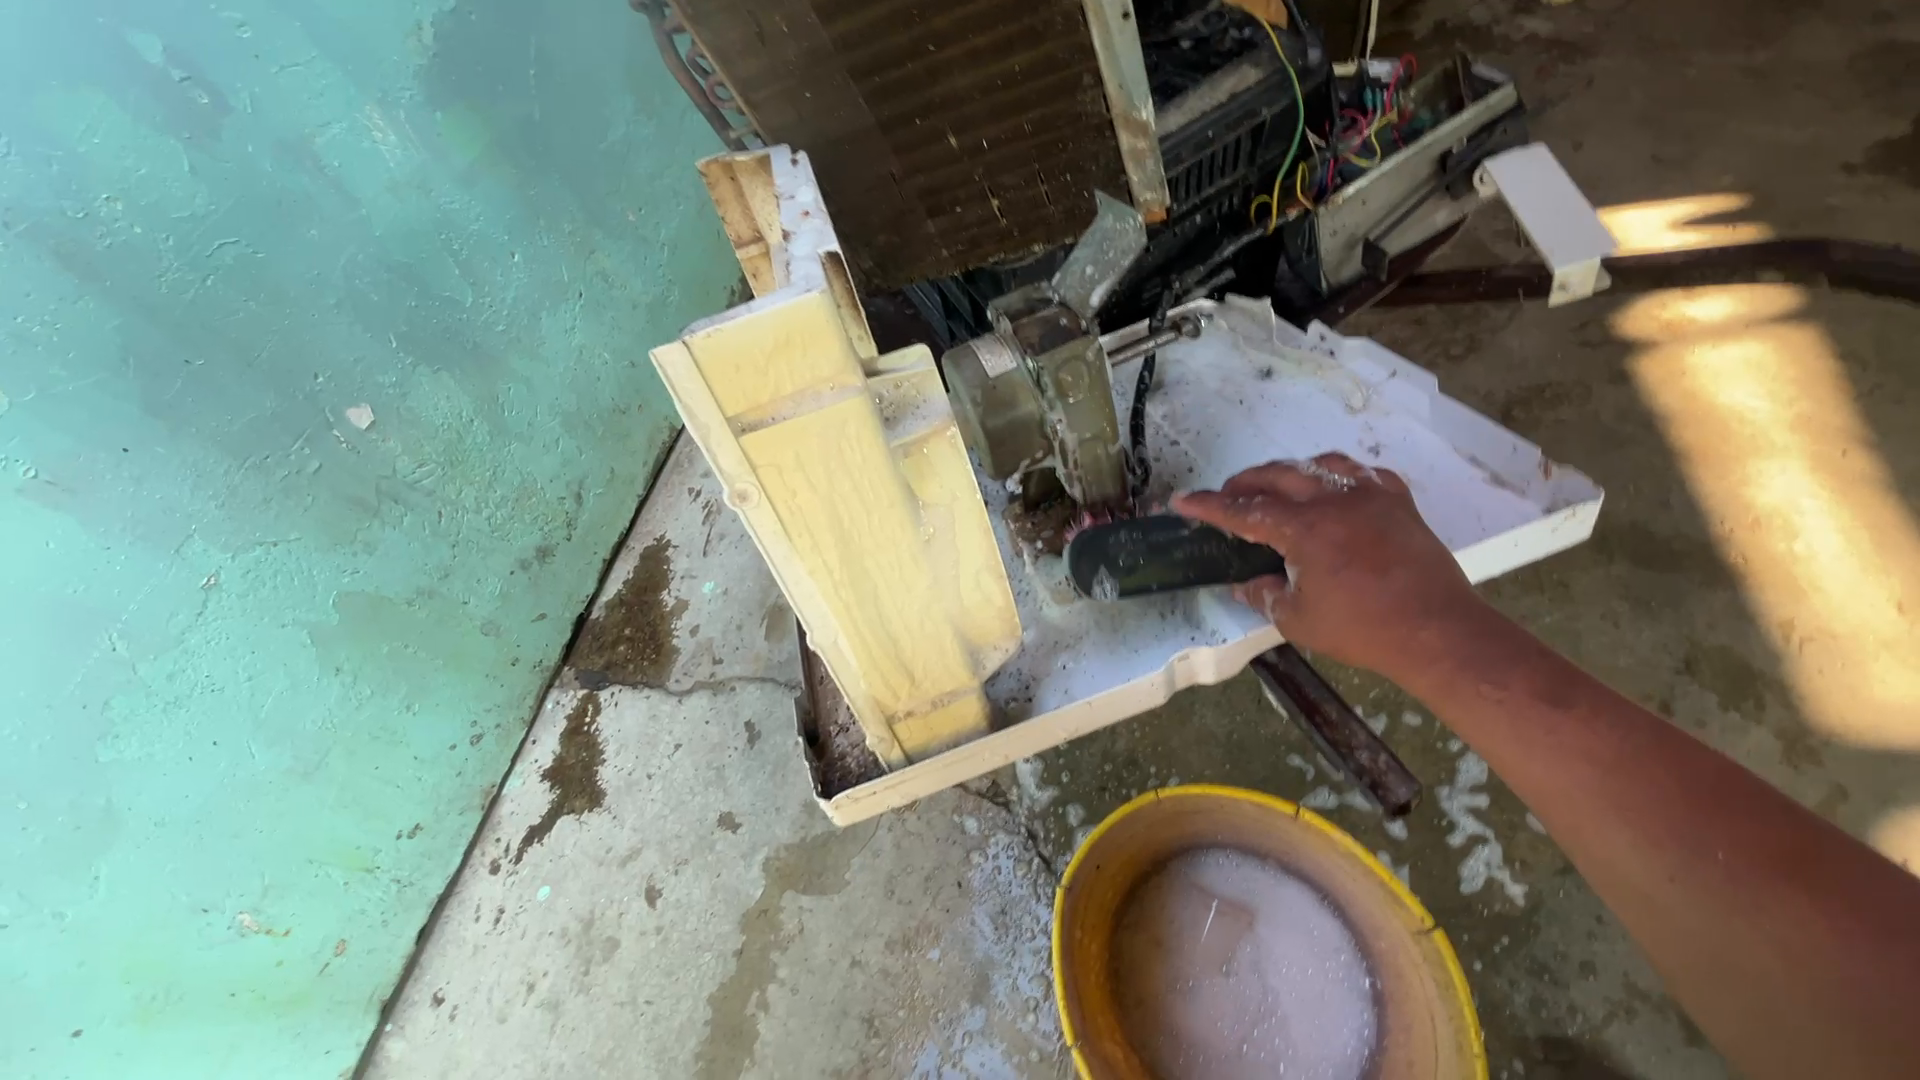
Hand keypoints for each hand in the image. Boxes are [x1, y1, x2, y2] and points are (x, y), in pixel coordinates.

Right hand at [1172, 454, 1485, 679]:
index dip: (1209, 506)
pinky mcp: (1399, 503)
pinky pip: (1363, 474)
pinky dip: (1338, 477)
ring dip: (1290, 472)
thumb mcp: (1298, 619)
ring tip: (1277, 488)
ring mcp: (1371, 497)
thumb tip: (1244, 585)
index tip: (1183, 500)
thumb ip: (1265, 595)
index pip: (1245, 511)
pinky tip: (1334, 490)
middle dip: (1245, 483)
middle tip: (1227, 497)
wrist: (1436, 632)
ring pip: (1321, 465)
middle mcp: (1335, 501)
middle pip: (1279, 476)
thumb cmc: (1363, 630)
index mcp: (1305, 529)